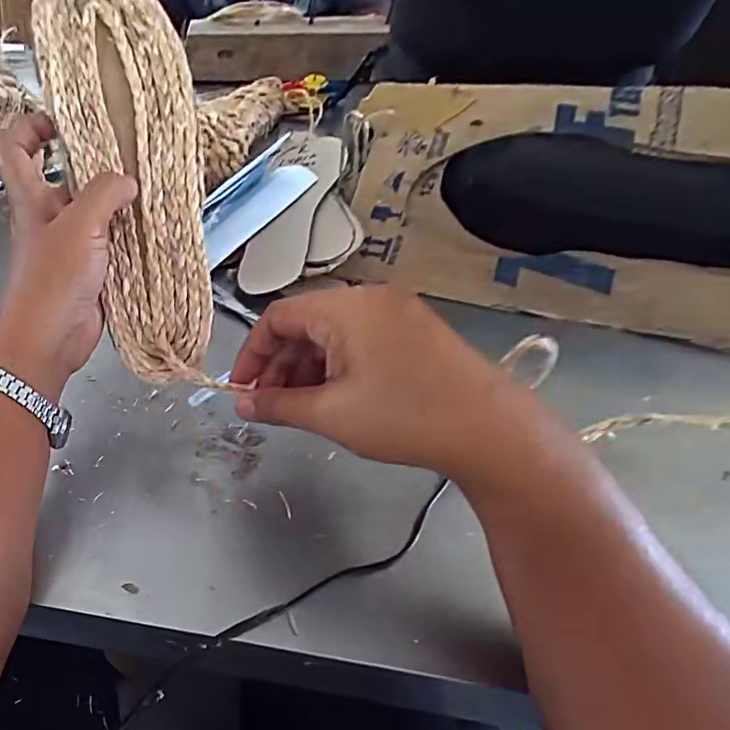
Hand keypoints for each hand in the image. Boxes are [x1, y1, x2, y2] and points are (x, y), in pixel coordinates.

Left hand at [0, 113, 137, 399]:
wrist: (50, 342)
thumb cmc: (51, 284)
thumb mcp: (78, 227)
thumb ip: (103, 194)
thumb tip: (127, 180)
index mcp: (31, 201)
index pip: (15, 149)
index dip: (31, 127)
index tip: (60, 118)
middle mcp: (48, 220)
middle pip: (64, 177)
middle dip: (92, 161)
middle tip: (125, 151)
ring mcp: (69, 247)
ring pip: (93, 212)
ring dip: (117, 201)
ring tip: (148, 186)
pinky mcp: (90, 272)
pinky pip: (110, 244)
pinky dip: (128, 235)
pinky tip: (151, 228)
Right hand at [232, 286, 562, 483]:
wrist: (488, 430)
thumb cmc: (404, 417)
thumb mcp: (330, 414)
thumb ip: (278, 406)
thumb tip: (243, 404)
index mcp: (347, 308)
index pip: (278, 316)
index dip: (252, 354)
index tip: (241, 389)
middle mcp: (371, 299)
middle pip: (305, 324)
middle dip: (279, 365)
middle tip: (268, 405)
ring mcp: (396, 313)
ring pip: (331, 334)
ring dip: (306, 369)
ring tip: (298, 408)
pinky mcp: (414, 333)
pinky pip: (359, 341)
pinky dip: (335, 367)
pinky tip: (332, 399)